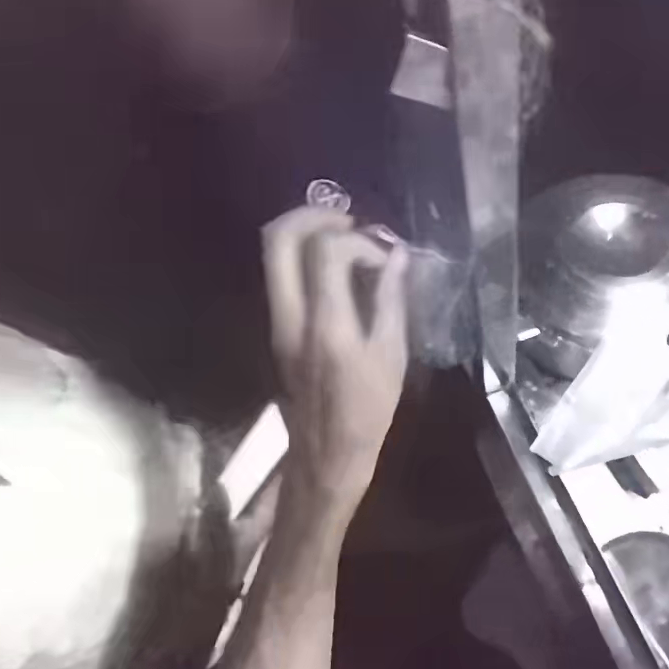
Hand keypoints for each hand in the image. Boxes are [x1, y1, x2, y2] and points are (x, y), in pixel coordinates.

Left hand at [263, 207, 409, 512]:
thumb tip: (397, 256)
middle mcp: (291, 316)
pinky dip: (303, 258)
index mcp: (327, 325)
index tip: (384, 257)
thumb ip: (392, 301)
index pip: (326, 251)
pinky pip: (280, 276)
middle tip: (348, 221)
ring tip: (344, 240)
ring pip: (271, 254)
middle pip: (277, 238)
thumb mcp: (392, 356)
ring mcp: (276, 322)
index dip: (358, 241)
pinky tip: (336, 270)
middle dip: (312, 216)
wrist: (326, 452)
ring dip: (305, 234)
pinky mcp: (276, 329)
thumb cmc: (369, 410)